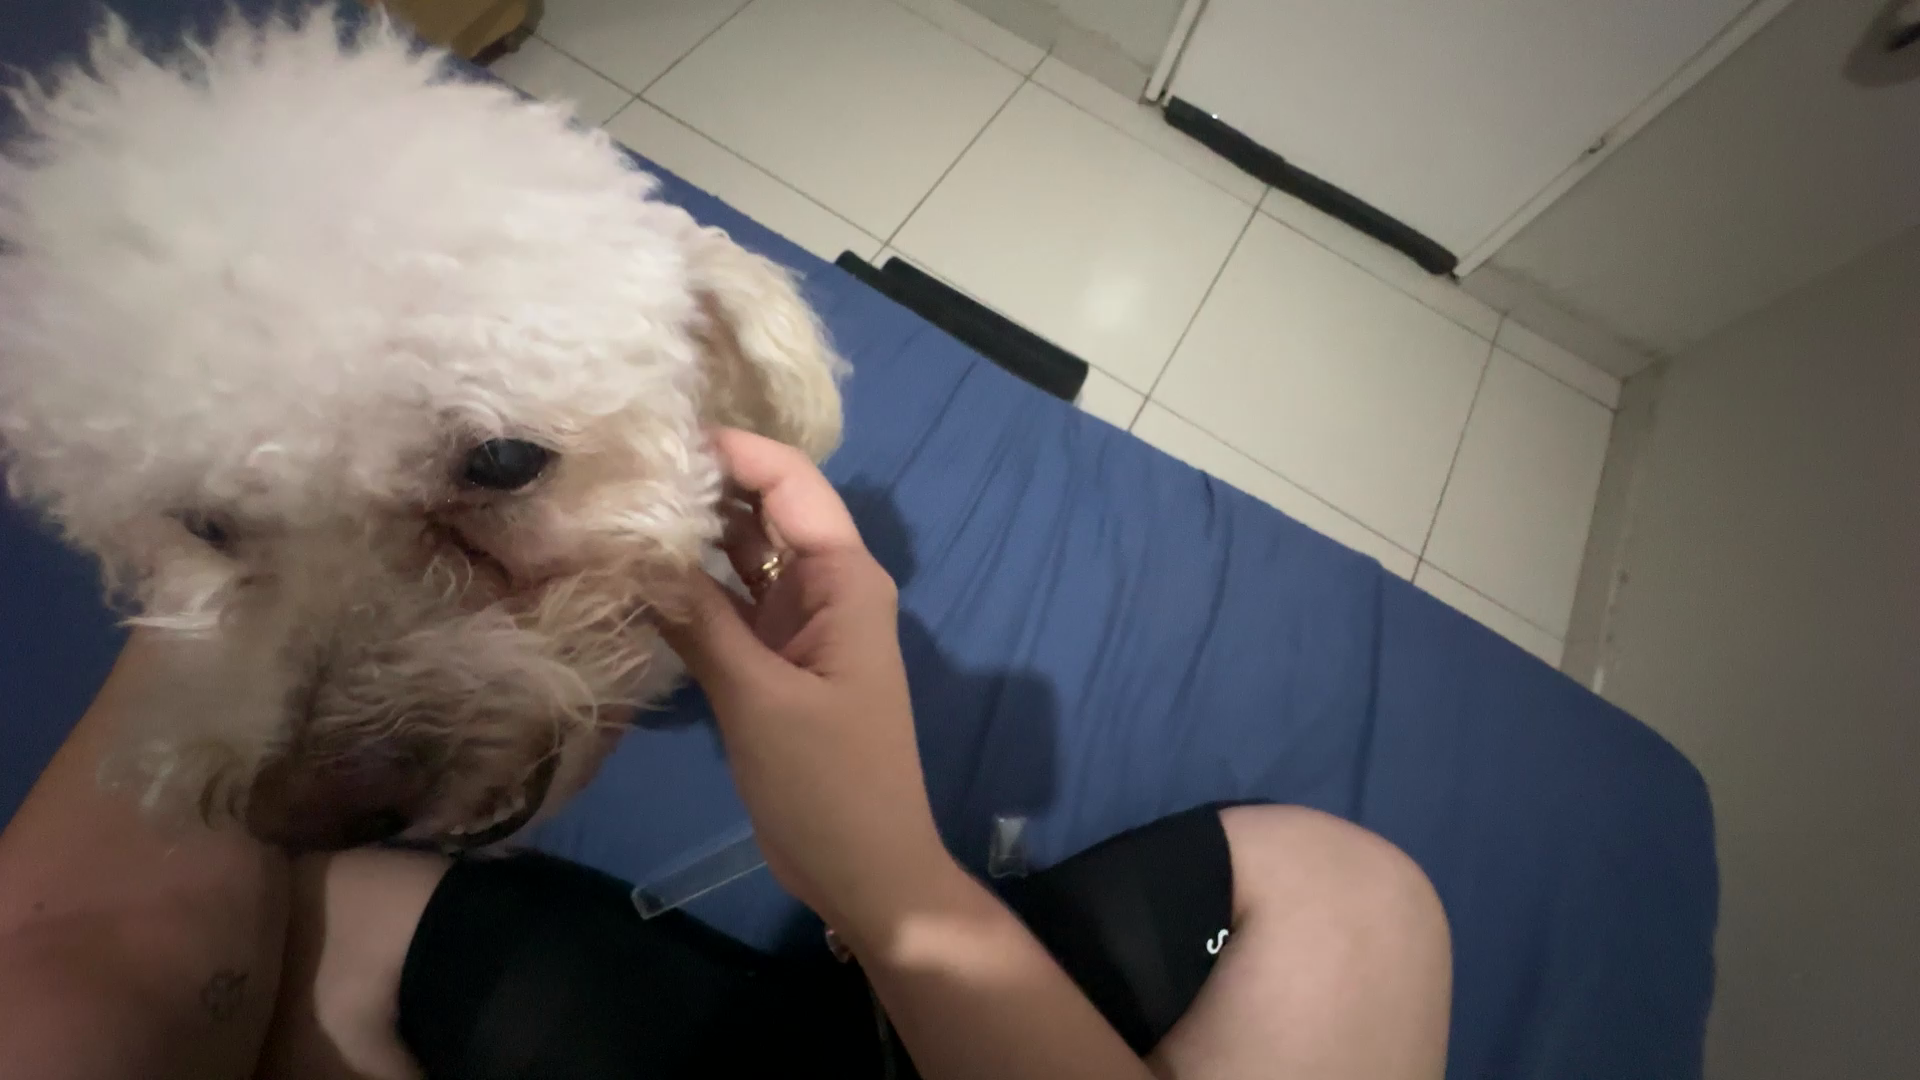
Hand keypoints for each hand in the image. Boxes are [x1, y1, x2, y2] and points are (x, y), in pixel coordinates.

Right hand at [660, 430, 958, 939]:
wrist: (866, 864)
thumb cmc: (829, 781)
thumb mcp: (760, 696)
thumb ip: (700, 621)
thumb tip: (636, 552)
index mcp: (847, 578)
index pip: (792, 484)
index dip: (735, 451)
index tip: (660, 434)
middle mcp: (830, 585)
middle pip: (769, 512)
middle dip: (709, 485)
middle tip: (623, 464)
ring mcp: (804, 621)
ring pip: (749, 557)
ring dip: (697, 535)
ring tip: (620, 503)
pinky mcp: (780, 657)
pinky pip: (736, 604)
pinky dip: (696, 589)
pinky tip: (639, 573)